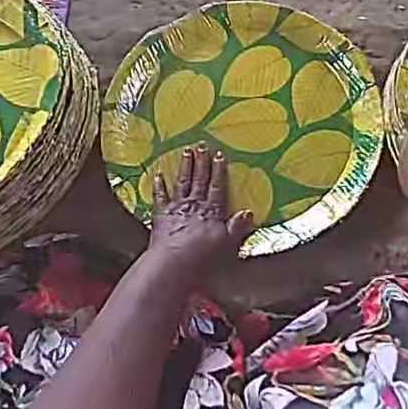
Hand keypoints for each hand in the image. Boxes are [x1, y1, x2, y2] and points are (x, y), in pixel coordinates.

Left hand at [148, 144, 253, 272]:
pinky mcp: (161, 216)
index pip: (217, 186)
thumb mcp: (227, 243)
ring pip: (182, 183)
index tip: (219, 154)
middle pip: (199, 179)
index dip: (219, 170)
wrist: (172, 263)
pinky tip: (158, 175)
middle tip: (202, 145)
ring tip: (186, 152)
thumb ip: (237, 227)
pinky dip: (159, 185)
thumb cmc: (202, 256)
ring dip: (185, 167)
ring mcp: (177, 208)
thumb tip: (249, 212)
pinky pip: (160, 197)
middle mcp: (195, 205)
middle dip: (202, 162)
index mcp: (212, 210)